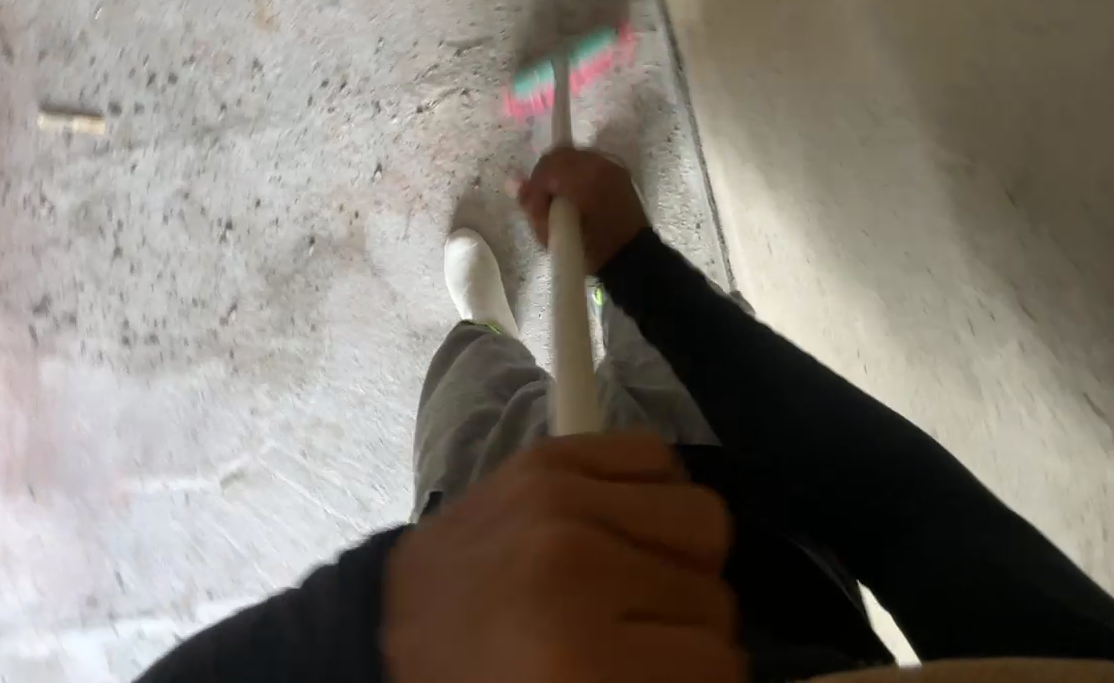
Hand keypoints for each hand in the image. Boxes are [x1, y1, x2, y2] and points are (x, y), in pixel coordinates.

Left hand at [383, 433, 741, 682]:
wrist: (393, 625)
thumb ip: (657, 681)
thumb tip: (720, 662)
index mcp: (580, 660)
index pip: (720, 664)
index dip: (701, 678)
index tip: (667, 673)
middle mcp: (576, 565)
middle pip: (713, 595)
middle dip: (691, 625)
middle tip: (647, 636)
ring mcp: (559, 497)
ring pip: (700, 519)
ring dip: (680, 558)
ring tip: (638, 576)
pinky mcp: (547, 455)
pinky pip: (654, 453)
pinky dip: (656, 490)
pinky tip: (625, 522)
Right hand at [516, 147, 650, 270]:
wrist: (632, 256)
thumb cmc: (591, 249)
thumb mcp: (552, 235)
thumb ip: (532, 204)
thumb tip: (512, 180)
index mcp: (581, 179)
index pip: (546, 167)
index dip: (536, 185)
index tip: (537, 206)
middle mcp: (597, 164)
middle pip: (558, 155)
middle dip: (547, 174)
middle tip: (546, 200)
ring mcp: (610, 164)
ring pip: (573, 155)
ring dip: (562, 171)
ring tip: (563, 196)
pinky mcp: (618, 170)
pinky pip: (589, 161)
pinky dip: (578, 172)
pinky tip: (578, 193)